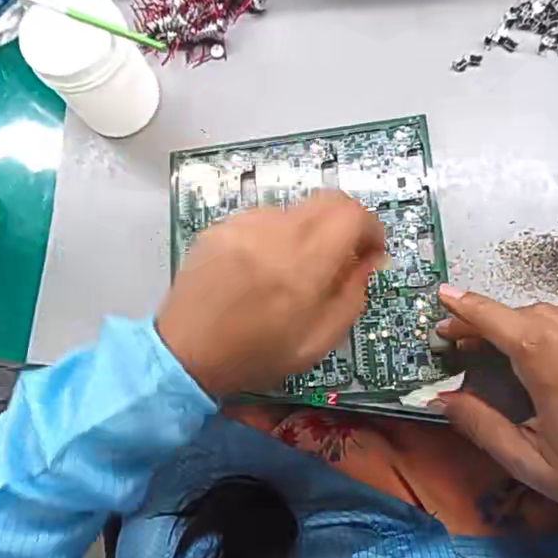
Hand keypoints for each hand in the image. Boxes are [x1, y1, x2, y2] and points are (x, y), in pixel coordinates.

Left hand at [158, 190, 385, 396]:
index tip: (370, 252)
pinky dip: (274, 236)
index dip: (371, 229)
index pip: (353, 215)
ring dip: (307, 232)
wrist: (186, 354)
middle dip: (345, 224)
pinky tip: (261, 269)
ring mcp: (242, 226)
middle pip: (328, 200)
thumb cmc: (256, 356)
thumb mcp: (319, 340)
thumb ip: (352, 295)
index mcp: (304, 264)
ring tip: (293, 271)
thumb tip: (368, 260)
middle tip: (341, 257)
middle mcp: (274, 232)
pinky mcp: (219, 228)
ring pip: (294, 210)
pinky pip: (261, 220)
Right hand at [432, 286, 557, 532]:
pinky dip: (544, 320)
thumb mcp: (524, 462)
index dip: (479, 311)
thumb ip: (480, 424)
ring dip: (514, 319)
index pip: (520, 333)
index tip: (447, 297)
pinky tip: (527, 337)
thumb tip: (442, 399)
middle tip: (453, 335)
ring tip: (484, 337)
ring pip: (555, 313)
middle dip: (487, 318)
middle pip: (533, 318)